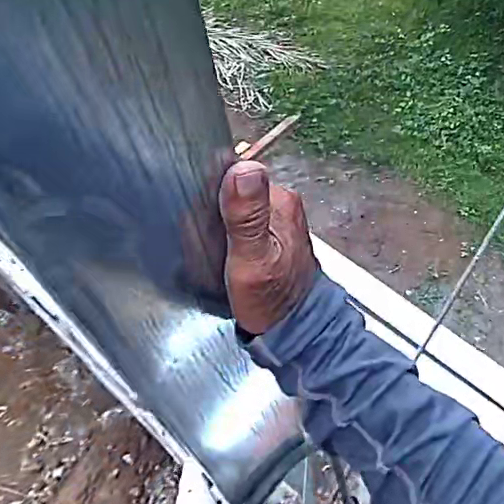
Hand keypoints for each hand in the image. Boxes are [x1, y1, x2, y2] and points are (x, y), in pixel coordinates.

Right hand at [218, 160, 319, 334]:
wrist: (297, 334)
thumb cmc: (274, 301)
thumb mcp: (253, 259)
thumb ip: (246, 216)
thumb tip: (243, 169)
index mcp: (279, 200)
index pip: (231, 176)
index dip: (208, 197)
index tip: (206, 226)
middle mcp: (281, 204)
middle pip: (229, 192)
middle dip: (211, 216)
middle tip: (213, 249)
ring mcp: (277, 219)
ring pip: (231, 209)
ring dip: (217, 229)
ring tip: (218, 255)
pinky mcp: (270, 234)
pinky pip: (238, 224)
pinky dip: (227, 239)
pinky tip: (225, 257)